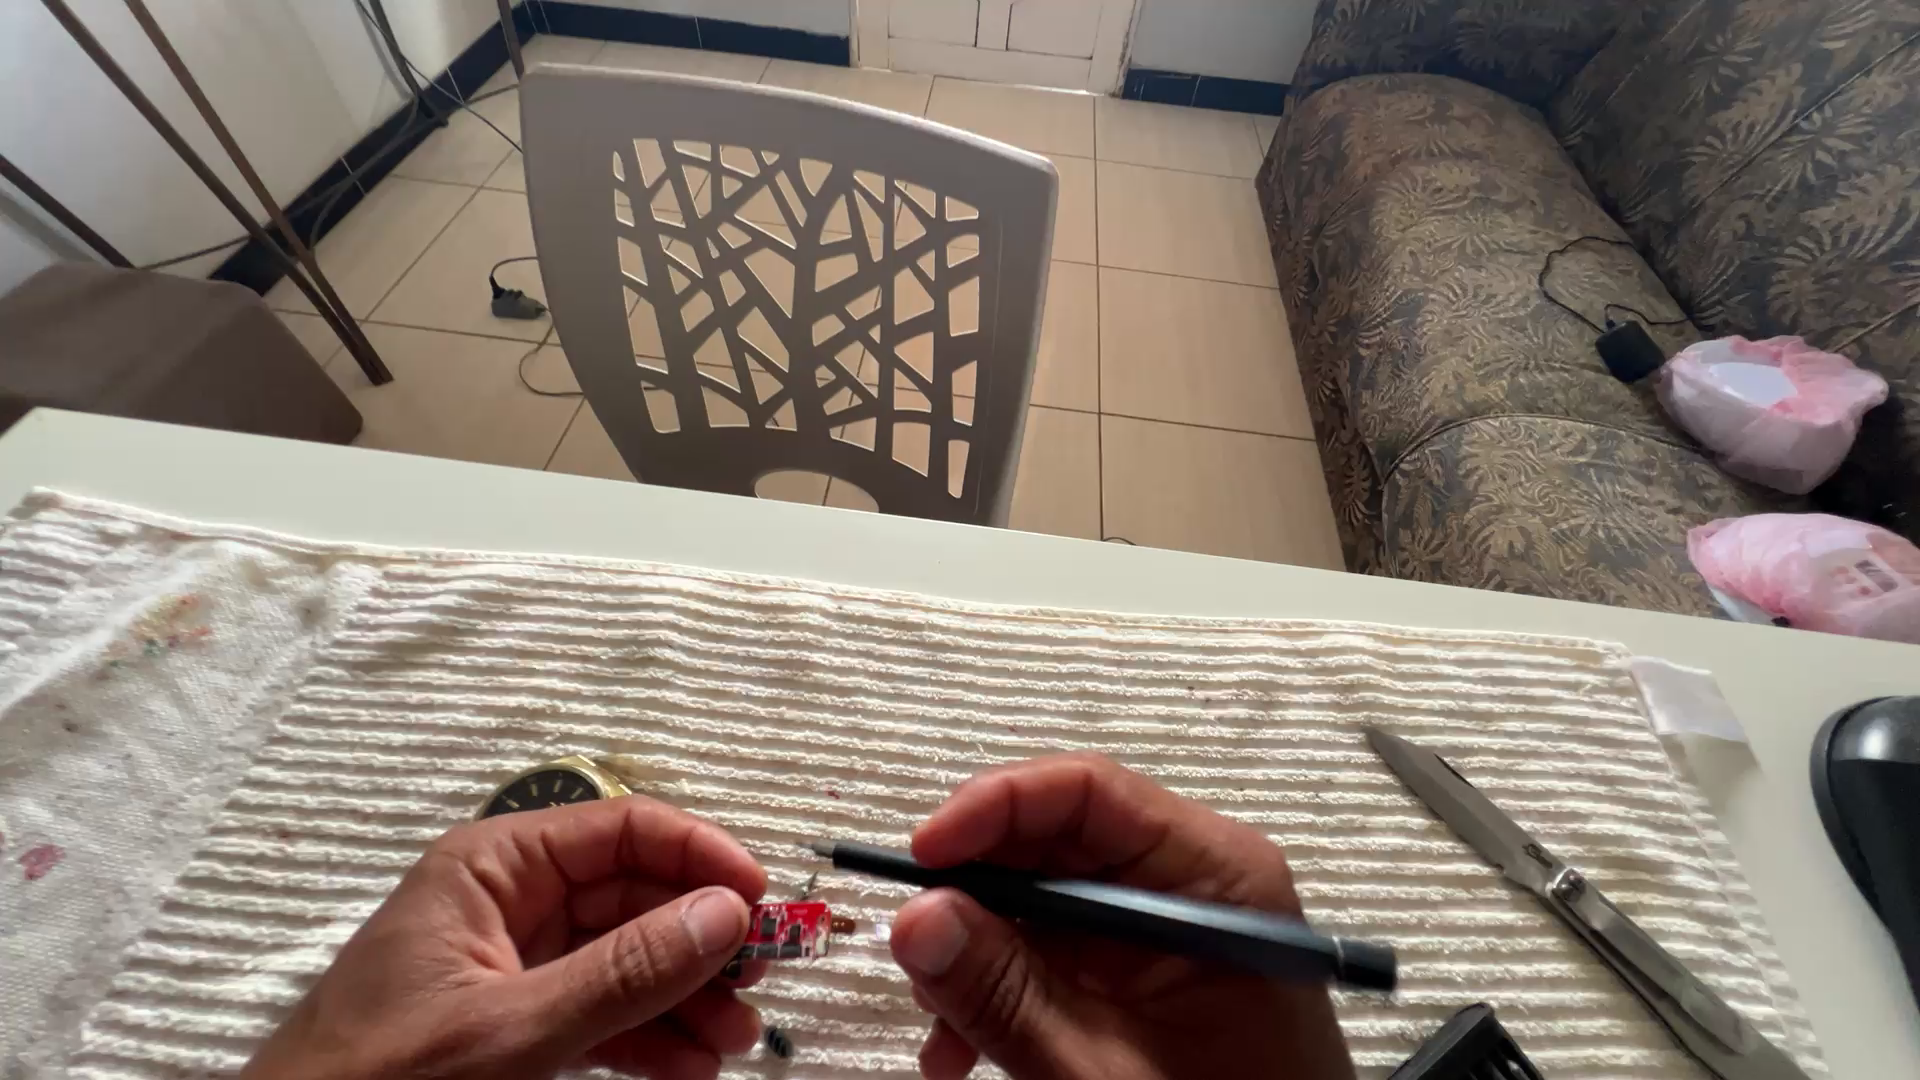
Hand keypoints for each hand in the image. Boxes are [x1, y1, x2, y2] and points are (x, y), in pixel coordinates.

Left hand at [243, 796, 768, 1079]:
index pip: (626, 828)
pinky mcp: (523, 1016)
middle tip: (758, 978)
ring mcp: (523, 959)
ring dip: (688, 993)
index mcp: (499, 864)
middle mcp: (519, 897)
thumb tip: (732, 912)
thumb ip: (623, 973)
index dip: (700, 853)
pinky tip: (691, 1064)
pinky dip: (652, 1034)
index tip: (758, 897)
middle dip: (701, 938)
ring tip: (737, 1037)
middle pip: (639, 893)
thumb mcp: (506, 1033)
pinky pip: (607, 1007)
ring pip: (632, 954)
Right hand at [889, 753, 1354, 1079]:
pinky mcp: (1131, 959)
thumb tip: (910, 919)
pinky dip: (997, 983)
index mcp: (1212, 870)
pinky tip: (962, 1045)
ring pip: (1037, 891)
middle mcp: (1183, 874)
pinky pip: (1047, 942)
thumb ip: (1007, 995)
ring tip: (939, 1027)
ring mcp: (1153, 917)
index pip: (1091, 789)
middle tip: (914, 946)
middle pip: (1055, 837)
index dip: (997, 804)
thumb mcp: (1103, 1071)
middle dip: (974, 889)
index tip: (922, 853)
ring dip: (975, 947)